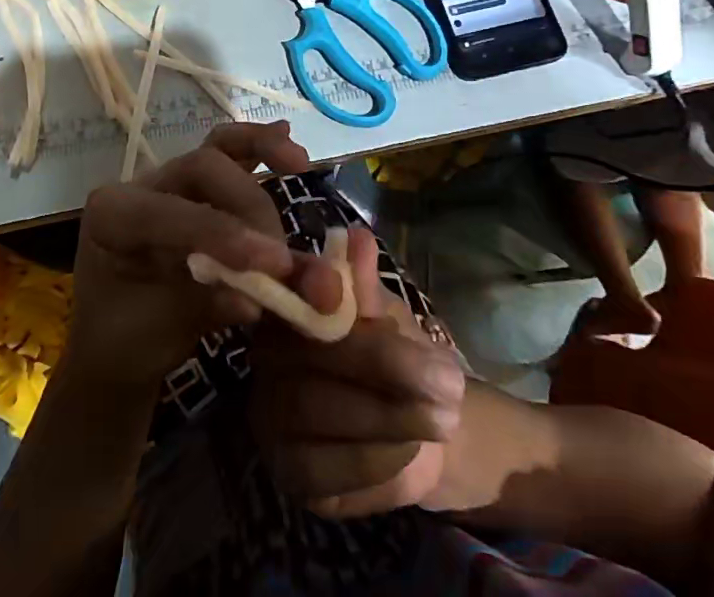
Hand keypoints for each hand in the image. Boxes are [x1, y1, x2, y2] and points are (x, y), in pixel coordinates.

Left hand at [67, 122, 344, 388]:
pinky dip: (259, 149)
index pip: (175, 211)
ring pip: (219, 148)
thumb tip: (255, 299)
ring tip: (299, 161)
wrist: (115, 344)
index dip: (226, 235)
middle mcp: (141, 186)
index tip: (274, 266)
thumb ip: (204, 306)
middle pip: (205, 170)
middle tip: (282, 261)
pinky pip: (230, 157)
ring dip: (262, 149)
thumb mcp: (157, 331)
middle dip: (251, 208)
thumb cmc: (124, 339)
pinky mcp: (199, 189)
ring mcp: (171, 182)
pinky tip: (287, 140)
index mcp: (114, 215)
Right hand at [251, 227, 466, 517]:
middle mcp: (264, 361)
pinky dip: (379, 459)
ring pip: (315, 412)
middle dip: (379, 366)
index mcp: (284, 310)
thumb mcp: (388, 316)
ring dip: (389, 416)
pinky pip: (327, 469)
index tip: (337, 289)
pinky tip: (413, 450)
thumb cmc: (399, 352)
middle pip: (306, 358)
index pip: (282, 292)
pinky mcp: (289, 476)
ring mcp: (270, 420)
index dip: (306, 287)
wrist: (428, 422)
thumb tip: (356, 238)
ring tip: (446, 417)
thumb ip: (366, 287)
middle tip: (448, 380)